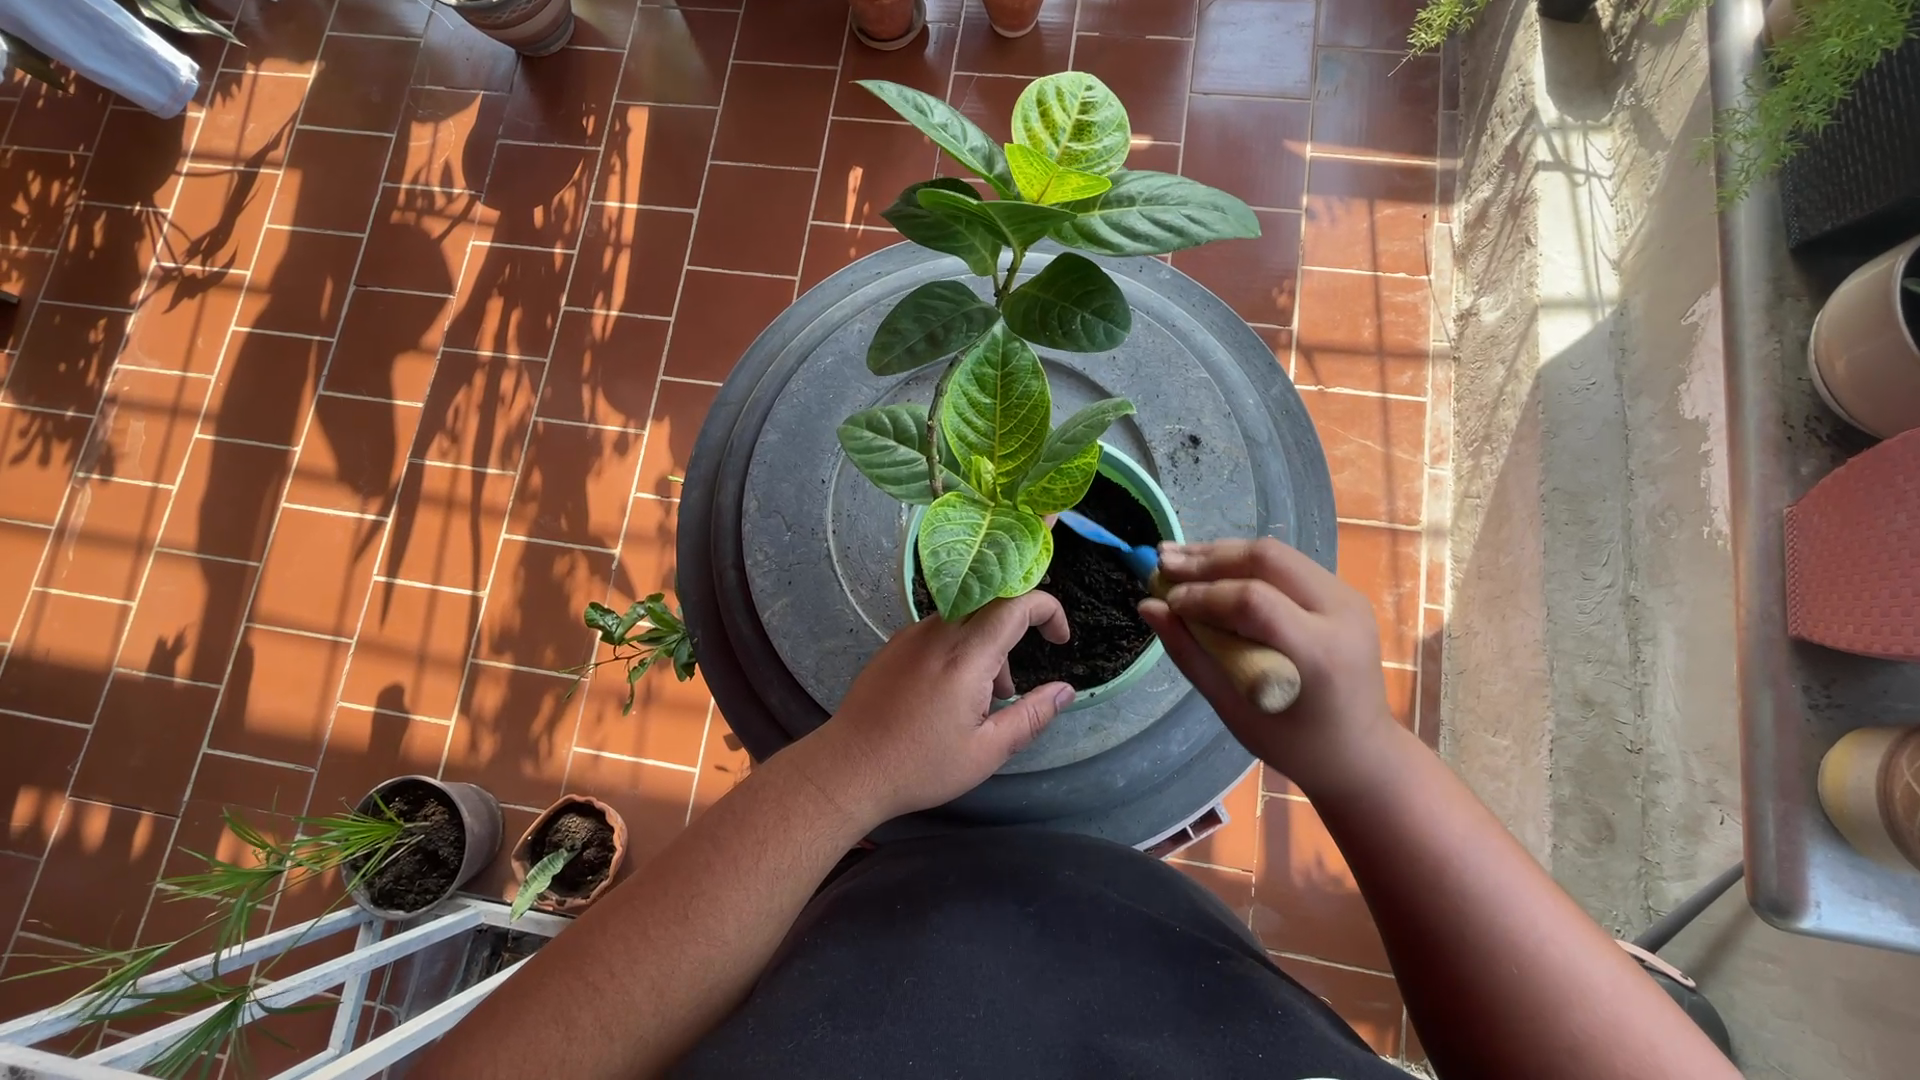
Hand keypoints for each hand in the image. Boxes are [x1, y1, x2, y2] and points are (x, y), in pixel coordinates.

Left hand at [791, 592, 1076, 823]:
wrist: (849, 768)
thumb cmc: (920, 766)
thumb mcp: (987, 752)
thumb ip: (1031, 715)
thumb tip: (1065, 691)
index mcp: (966, 655)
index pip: (1017, 603)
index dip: (1049, 610)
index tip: (1061, 640)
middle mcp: (939, 633)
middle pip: (992, 602)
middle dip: (1017, 632)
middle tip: (1008, 688)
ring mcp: (912, 635)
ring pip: (966, 617)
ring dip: (986, 647)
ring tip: (978, 703)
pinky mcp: (895, 645)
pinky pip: (940, 629)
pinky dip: (960, 649)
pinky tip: (948, 696)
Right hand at [1138, 538, 1395, 793]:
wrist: (1359, 753)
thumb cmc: (1292, 743)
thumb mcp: (1233, 708)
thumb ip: (1191, 653)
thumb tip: (1148, 607)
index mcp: (1318, 653)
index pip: (1254, 600)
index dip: (1204, 595)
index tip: (1167, 601)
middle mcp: (1341, 614)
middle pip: (1267, 559)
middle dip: (1209, 558)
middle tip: (1163, 563)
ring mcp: (1348, 598)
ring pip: (1276, 553)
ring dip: (1222, 553)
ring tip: (1176, 558)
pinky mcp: (1342, 592)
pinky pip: (1286, 564)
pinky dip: (1242, 562)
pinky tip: (1209, 568)